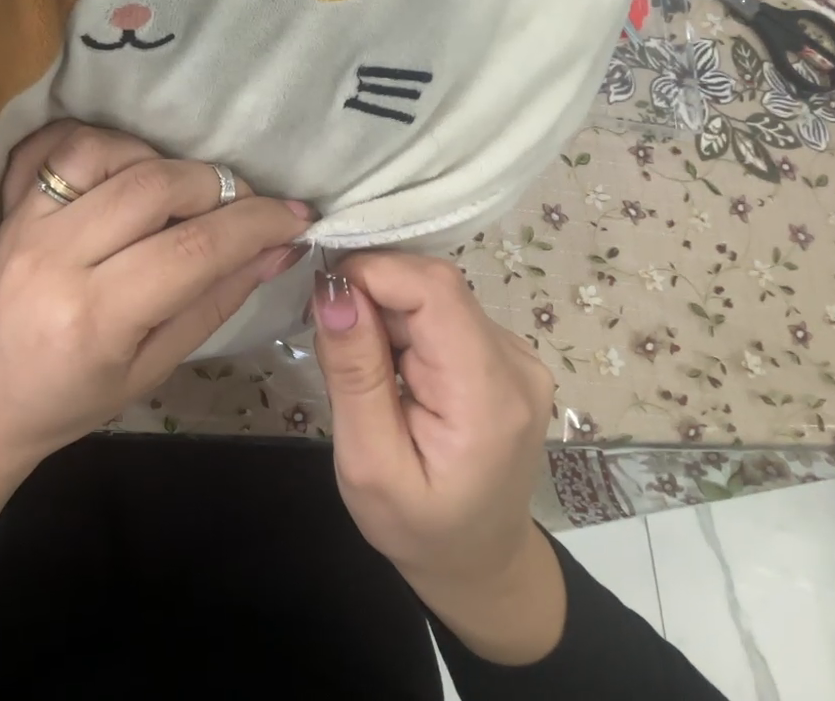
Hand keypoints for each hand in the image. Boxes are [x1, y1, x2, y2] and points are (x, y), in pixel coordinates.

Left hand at [0, 121, 312, 524]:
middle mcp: (56, 258)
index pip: (192, 248)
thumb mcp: (152, 369)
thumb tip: (277, 250)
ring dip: (159, 161)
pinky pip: (55, 147)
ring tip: (183, 194)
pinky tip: (126, 167)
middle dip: (217, 187)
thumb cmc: (70, 402)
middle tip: (244, 208)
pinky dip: (101, 144)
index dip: (255, 224)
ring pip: (105, 153)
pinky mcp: (10, 208)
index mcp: (95, 317)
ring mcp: (26, 225)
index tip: (296, 217)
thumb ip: (213, 303)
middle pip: (153, 187)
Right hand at [311, 251, 564, 665]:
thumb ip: (354, 373)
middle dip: (368, 293)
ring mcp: (514, 356)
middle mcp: (515, 362)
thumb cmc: (416, 525)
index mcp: (488, 394)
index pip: (433, 289)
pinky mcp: (501, 356)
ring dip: (380, 309)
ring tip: (353, 361)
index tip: (319, 300)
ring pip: (433, 294)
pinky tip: (383, 365)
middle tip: (327, 339)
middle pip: (433, 286)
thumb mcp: (368, 461)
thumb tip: (333, 291)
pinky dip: (398, 323)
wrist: (477, 562)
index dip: (370, 272)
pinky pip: (440, 313)